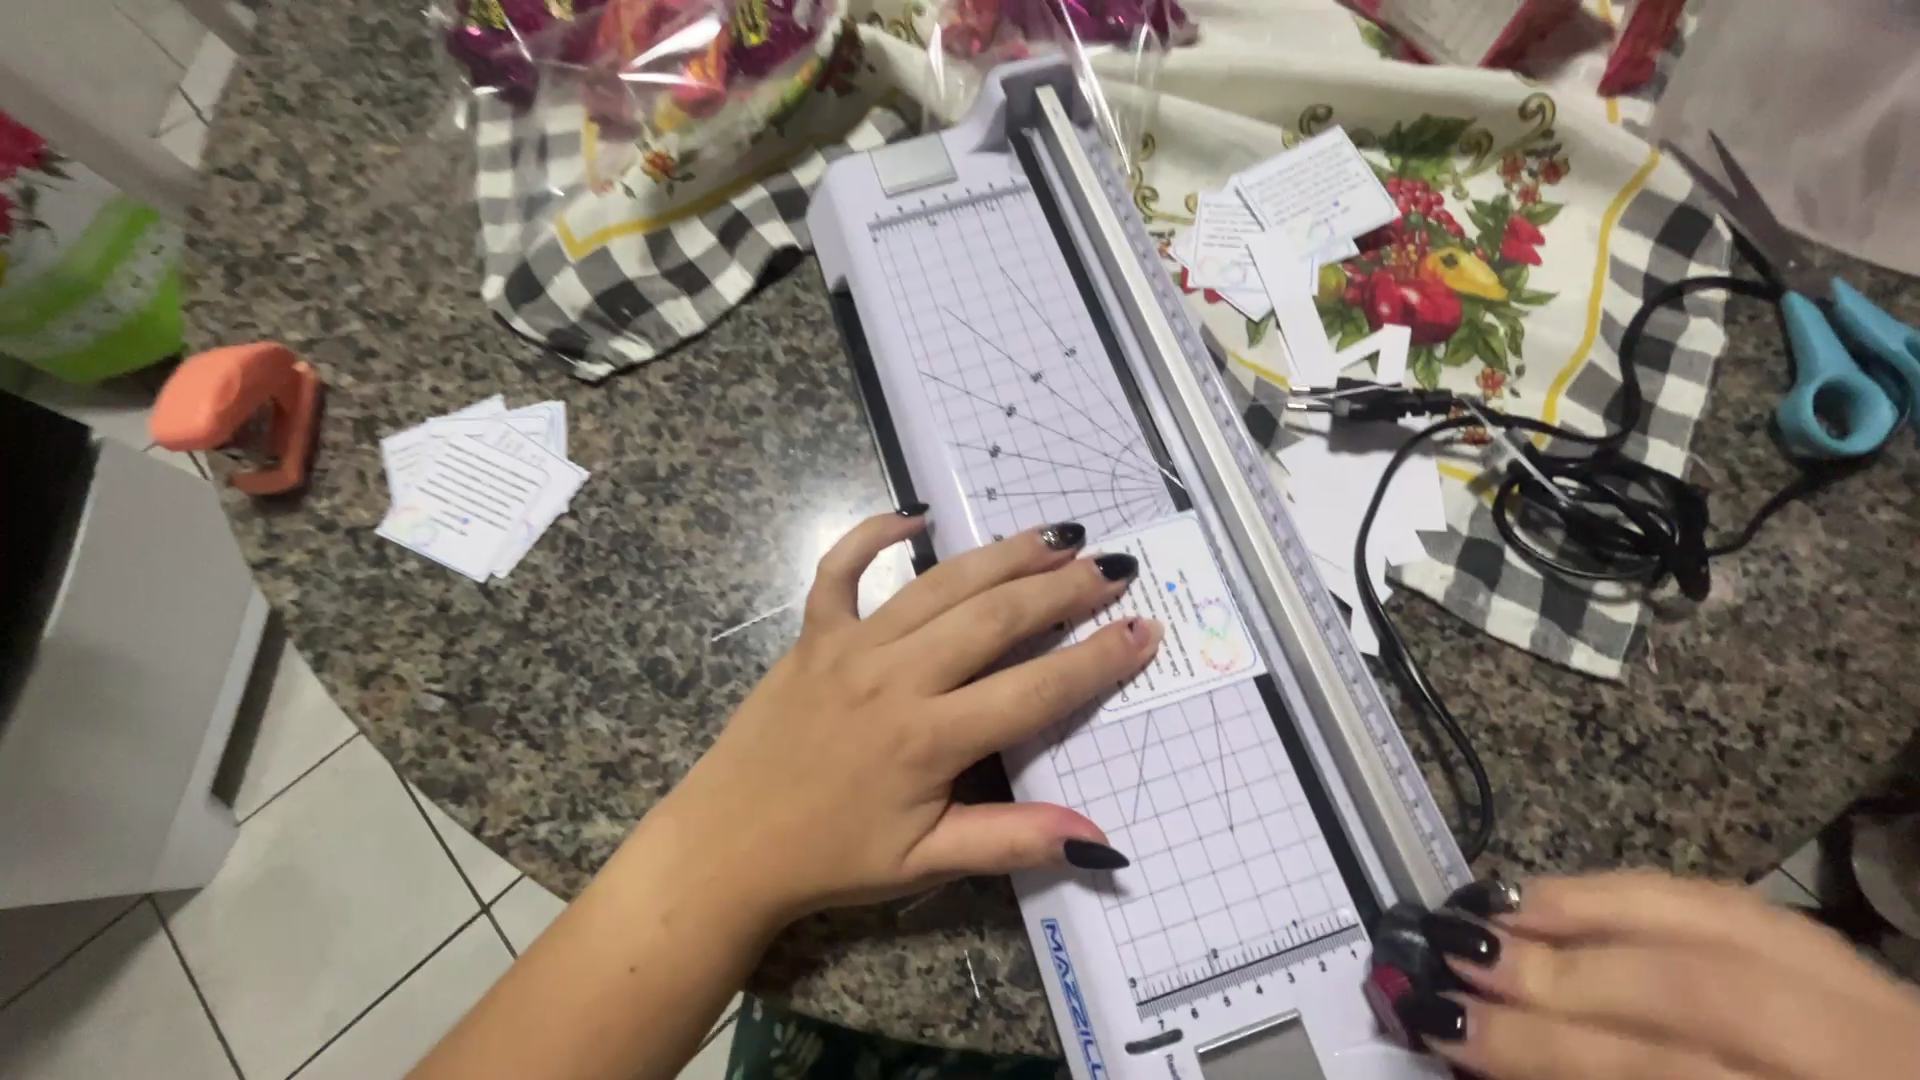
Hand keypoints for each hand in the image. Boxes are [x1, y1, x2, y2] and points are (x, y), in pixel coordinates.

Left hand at [652, 512, 1162, 927]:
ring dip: (1001, 556)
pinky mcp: (813, 634)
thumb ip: (1013, 840)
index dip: (1097, 660)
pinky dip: (874, 534)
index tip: (1145, 630)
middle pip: (995, 618)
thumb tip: (1102, 841)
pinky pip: (840, 568)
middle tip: (1113, 567)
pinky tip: (915, 514)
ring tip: (1055, 537)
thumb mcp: (926, 863)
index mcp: (928, 738)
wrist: (726, 844)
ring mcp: (850, 645)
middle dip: (1062, 589)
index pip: (1034, 690)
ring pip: (939, 584)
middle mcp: (895, 677)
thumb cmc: (831, 858)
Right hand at [1403, 871, 1919, 1079]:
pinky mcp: (1830, 953)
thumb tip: (1474, 1040)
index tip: (1450, 1027)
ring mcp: (1867, 994)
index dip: (1554, 1049)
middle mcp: (1874, 1056)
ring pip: (1714, 923)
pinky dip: (1621, 892)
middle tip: (1458, 960)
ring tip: (1486, 912)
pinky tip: (1550, 893)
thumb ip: (1591, 1079)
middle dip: (1563, 975)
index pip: (1678, 1072)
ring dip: (1579, 910)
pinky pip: (1717, 900)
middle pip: (1702, 994)